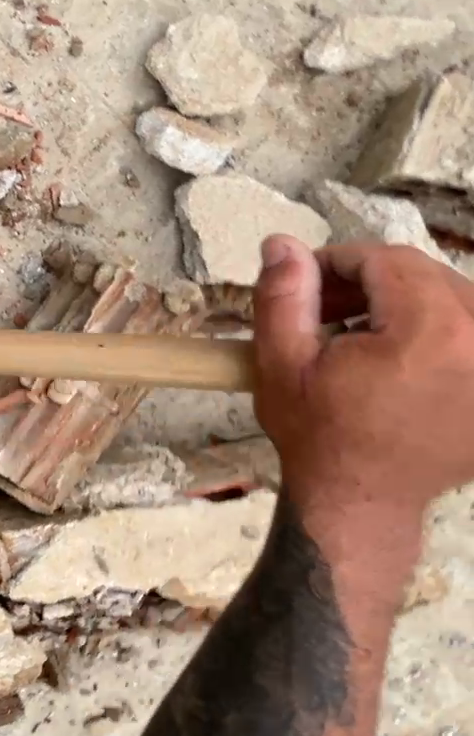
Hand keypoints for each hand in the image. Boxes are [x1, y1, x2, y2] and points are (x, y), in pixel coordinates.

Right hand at [252, 236, 473, 519]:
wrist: (363, 492)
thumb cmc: (314, 427)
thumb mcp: (280, 360)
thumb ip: (284, 296)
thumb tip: (282, 243)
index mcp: (432, 332)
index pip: (388, 260)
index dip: (335, 262)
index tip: (300, 288)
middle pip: (427, 274)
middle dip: (368, 282)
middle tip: (321, 315)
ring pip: (455, 296)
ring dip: (402, 302)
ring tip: (356, 335)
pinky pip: (471, 328)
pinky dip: (432, 327)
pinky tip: (394, 355)